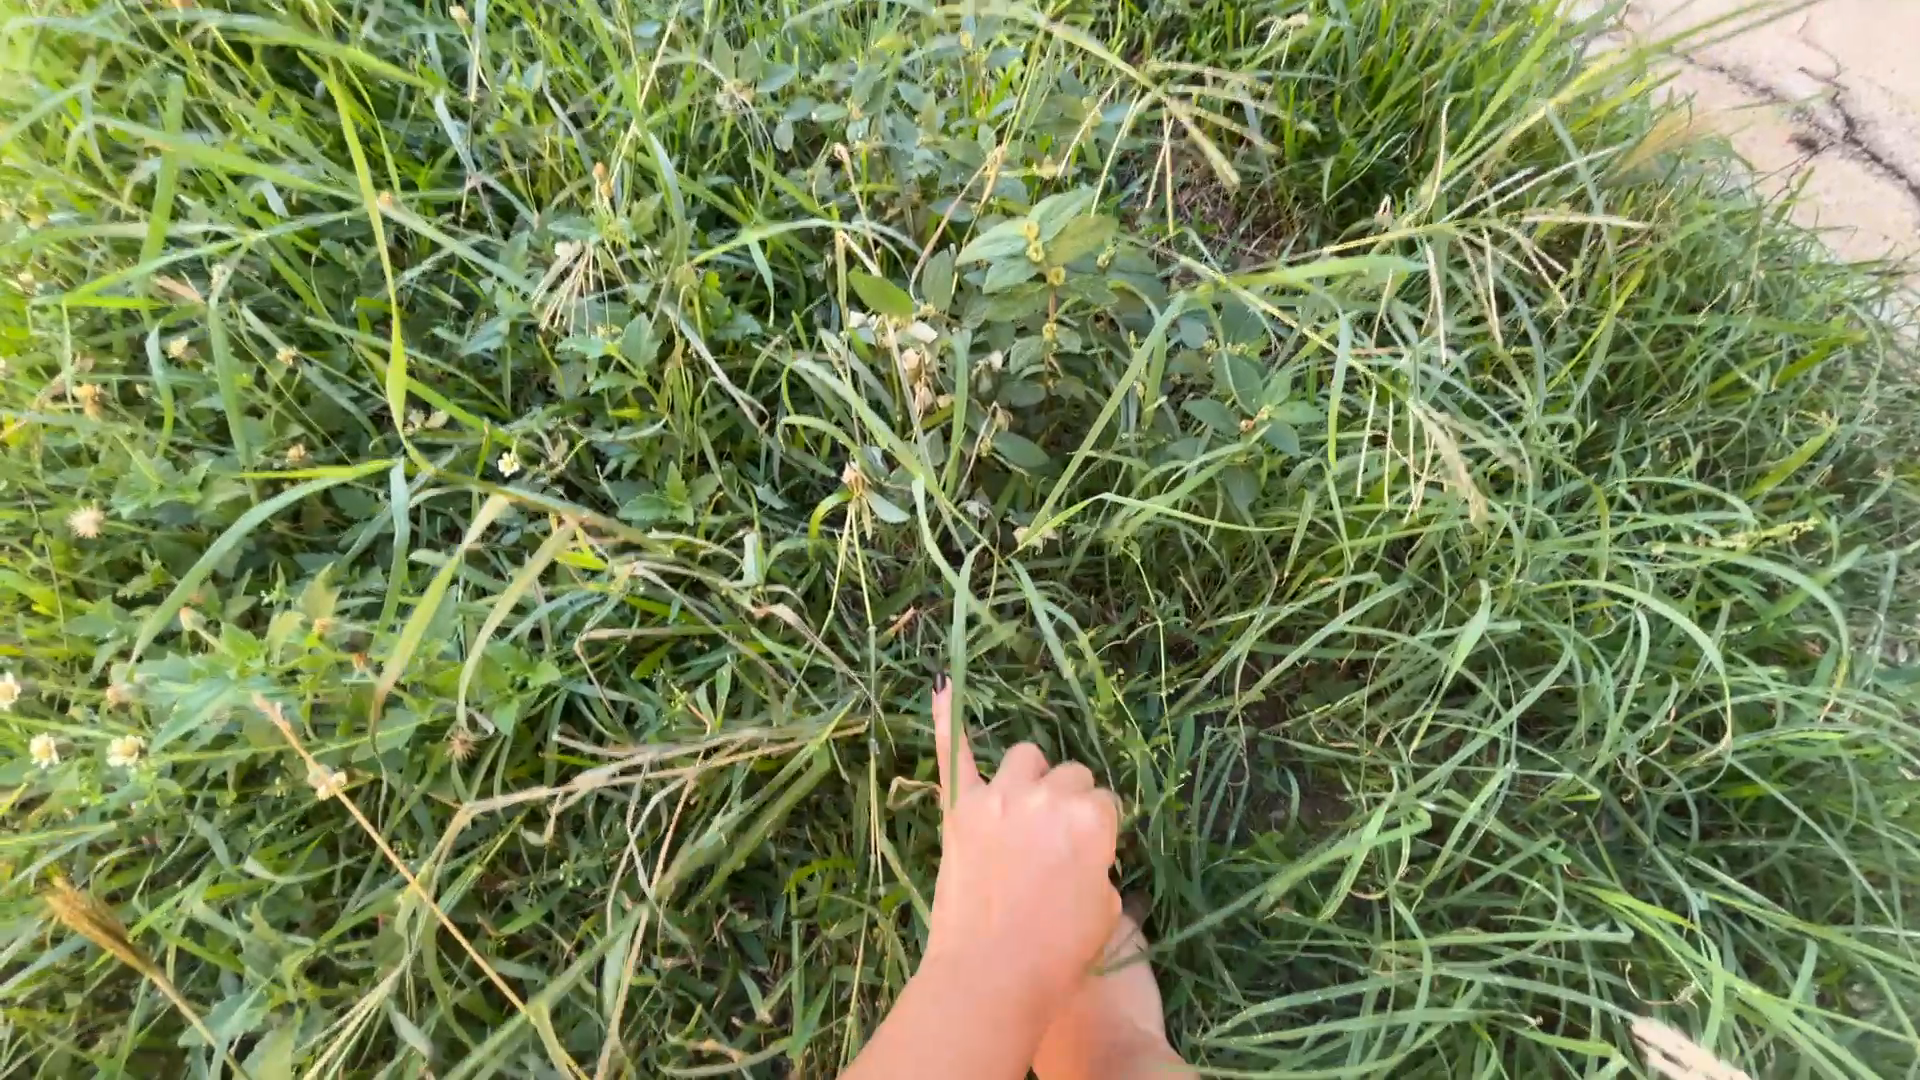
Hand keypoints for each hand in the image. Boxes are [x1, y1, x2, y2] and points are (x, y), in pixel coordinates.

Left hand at [924, 676, 1122, 1006]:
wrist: (991, 977)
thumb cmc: (1059, 954)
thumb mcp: (1105, 909)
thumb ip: (1099, 861)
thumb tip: (1085, 848)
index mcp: (1093, 818)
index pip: (1104, 800)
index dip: (1097, 827)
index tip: (1087, 851)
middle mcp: (1048, 794)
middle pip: (1068, 776)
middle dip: (1067, 801)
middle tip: (1055, 841)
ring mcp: (1000, 795)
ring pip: (1025, 757)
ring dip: (1029, 777)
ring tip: (1023, 805)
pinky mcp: (960, 806)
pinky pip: (954, 752)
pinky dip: (946, 718)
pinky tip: (942, 686)